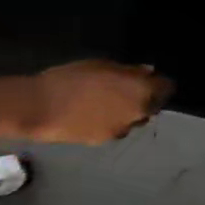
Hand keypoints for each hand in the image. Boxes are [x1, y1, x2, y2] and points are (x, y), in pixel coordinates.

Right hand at [20, 61, 171, 143]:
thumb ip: (131, 70)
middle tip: (125, 92)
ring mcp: (125, 128)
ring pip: (136, 119)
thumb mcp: (103, 65)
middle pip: (154, 105)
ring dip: (129, 112)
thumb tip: (148, 72)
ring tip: (106, 105)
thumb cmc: (70, 79)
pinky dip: (111, 123)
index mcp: (144, 91)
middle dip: (145, 98)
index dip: (159, 83)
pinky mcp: (107, 140)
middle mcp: (141, 112)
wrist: (37, 107)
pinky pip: (116, 129)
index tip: (148, 80)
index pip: (168, 87)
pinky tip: (92, 117)